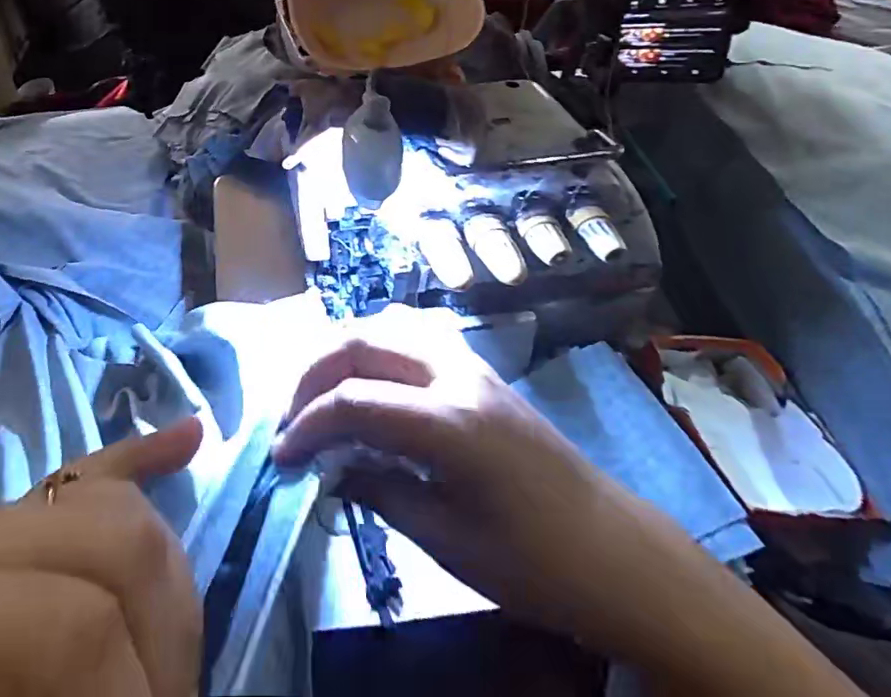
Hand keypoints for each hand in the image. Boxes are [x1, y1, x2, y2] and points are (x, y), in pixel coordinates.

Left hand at [0, 418, 205, 696]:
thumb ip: (50, 682)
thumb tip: (132, 684)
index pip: (77, 629)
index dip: (131, 687)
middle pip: (120, 543)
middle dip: (169, 628)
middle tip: (169, 695)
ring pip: (115, 507)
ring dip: (167, 577)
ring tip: (169, 648)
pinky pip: (81, 474)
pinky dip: (143, 458)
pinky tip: (192, 438)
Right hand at [273, 336, 861, 696]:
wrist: (611, 549)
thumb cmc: (531, 562)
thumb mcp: (445, 540)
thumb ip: (380, 490)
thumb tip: (329, 467)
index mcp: (448, 422)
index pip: (353, 401)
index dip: (306, 425)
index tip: (279, 458)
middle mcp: (458, 375)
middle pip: (365, 340)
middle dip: (315, 372)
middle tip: (291, 418)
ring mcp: (474, 367)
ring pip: (391, 328)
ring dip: (346, 354)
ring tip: (321, 398)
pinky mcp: (484, 374)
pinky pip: (417, 341)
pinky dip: (378, 355)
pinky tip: (369, 391)